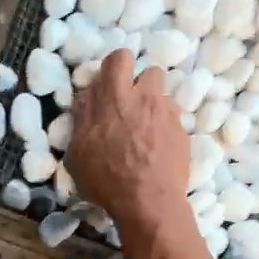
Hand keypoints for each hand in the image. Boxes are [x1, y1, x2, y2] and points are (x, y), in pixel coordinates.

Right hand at [65, 50, 190, 237]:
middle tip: (127, 109)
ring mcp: (167, 113)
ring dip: (152, 106)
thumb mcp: (77, 153)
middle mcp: (145, 98)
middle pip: (149, 71)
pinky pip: (171, 119)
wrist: (148, 200)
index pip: (119, 58)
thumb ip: (82, 120)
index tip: (107, 87)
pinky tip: (154, 150)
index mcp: (114, 99)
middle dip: (139, 85)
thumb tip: (88, 98)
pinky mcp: (182, 130)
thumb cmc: (105, 179)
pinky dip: (162, 129)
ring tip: (142, 130)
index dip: (114, 68)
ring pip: (162, 96)